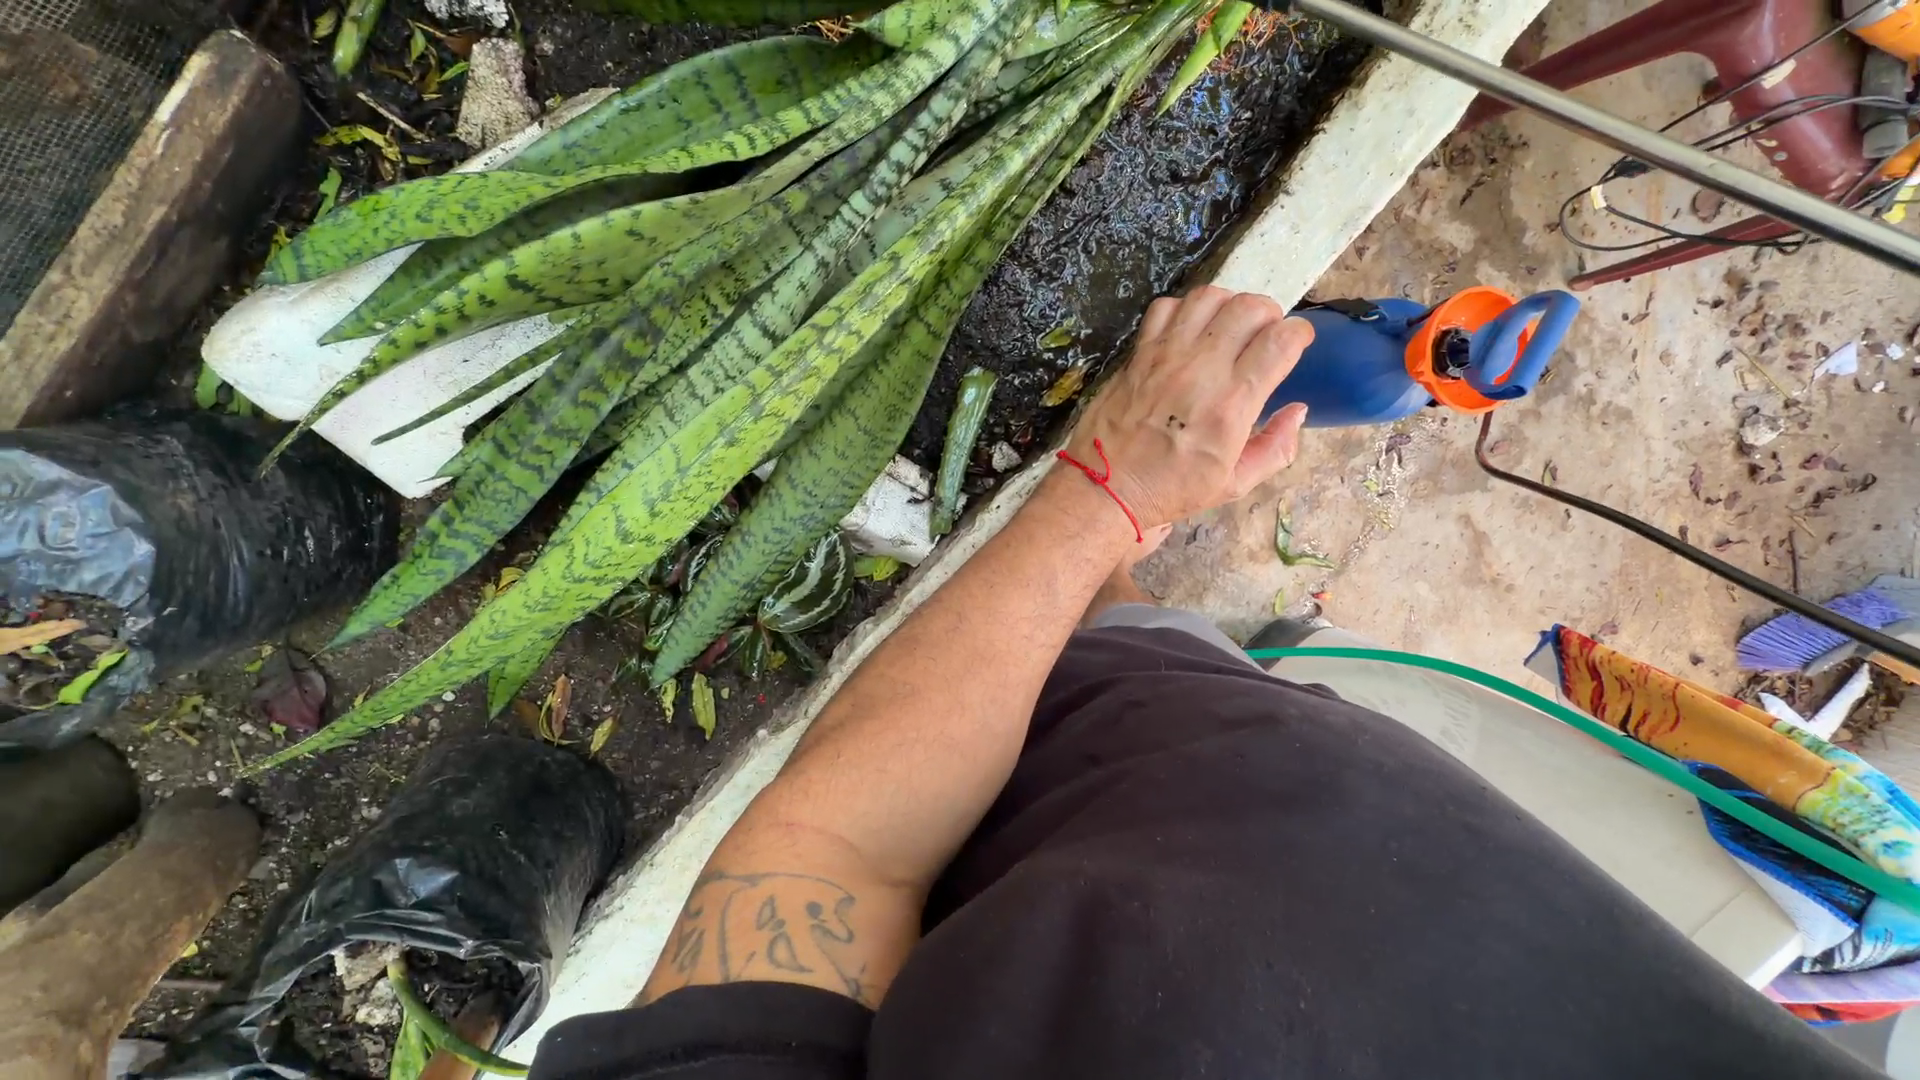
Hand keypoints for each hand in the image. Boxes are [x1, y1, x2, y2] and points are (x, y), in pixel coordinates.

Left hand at [1062, 286, 1312, 531]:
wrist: (1106, 490)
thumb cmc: (1170, 490)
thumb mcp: (1234, 484)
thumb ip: (1275, 447)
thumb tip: (1298, 411)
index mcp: (1231, 405)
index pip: (1280, 340)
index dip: (1298, 334)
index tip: (1295, 344)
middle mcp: (1200, 371)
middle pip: (1248, 307)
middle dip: (1268, 314)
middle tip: (1264, 335)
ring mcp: (1164, 358)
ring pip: (1208, 298)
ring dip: (1228, 305)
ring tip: (1227, 328)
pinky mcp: (1137, 355)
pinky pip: (1164, 308)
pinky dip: (1183, 310)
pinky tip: (1188, 332)